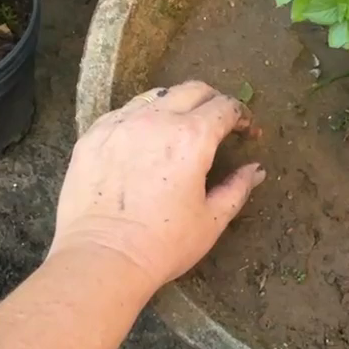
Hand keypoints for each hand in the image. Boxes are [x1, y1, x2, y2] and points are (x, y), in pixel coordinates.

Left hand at [50, 81, 265, 290]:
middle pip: (191, 90)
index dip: (241, 116)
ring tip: (177, 132)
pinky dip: (141, 120)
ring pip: (155, 97)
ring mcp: (120, 124)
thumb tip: (256, 170)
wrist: (103, 258)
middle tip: (217, 124)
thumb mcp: (212, 220)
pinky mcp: (93, 136)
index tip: (245, 132)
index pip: (224, 107)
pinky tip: (143, 144)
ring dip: (174, 107)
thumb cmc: (164, 245)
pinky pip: (122, 114)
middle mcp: (156, 120)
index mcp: (192, 137)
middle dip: (212, 102)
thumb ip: (238, 188)